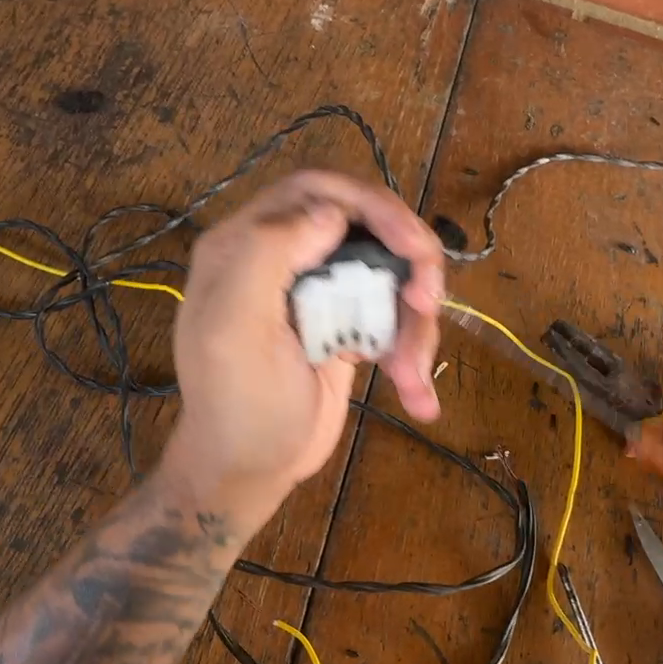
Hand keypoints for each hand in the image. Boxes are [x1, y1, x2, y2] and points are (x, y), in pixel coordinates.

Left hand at [163, 171, 442, 517]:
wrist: (249, 470)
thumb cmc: (237, 405)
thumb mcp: (234, 330)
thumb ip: (266, 255)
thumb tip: (330, 212)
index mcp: (246, 245)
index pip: (316, 192)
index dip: (371, 207)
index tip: (411, 247)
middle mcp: (282, 259)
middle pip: (362, 226)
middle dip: (404, 258)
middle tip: (428, 298)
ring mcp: (316, 294)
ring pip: (386, 272)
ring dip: (412, 320)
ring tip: (412, 374)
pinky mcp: (343, 327)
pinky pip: (391, 316)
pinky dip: (410, 351)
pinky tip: (416, 395)